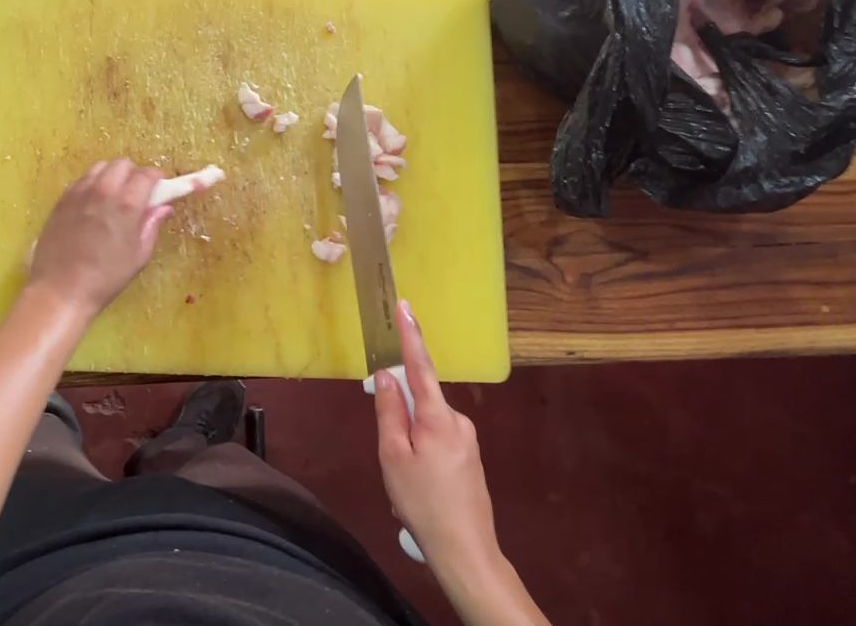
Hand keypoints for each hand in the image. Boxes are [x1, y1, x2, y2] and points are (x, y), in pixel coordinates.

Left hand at [27, 160, 172, 320]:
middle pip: (122, 164)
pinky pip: (82, 180)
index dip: (156, 178)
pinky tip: (93, 203)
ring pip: (100, 167)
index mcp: (126, 205)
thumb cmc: (105, 278)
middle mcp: (103, 191)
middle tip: (137, 192)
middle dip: (134, 173)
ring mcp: (79, 193)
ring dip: (112, 175)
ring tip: (114, 195)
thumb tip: (164, 208)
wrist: (60, 290)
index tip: (160, 186)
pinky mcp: (62, 199)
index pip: (146, 175)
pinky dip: (93, 184)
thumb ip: (152, 226)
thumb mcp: (138, 256)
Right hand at [373, 299, 499, 566]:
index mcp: (437, 416)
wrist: (465, 550)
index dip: (411, 335)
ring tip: (404, 487)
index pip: (420, 365)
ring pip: (424, 426)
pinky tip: (417, 490)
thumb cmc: (422, 501)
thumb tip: (386, 375)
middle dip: (398, 420)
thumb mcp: (392, 455)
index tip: (405, 306)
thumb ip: (388, 411)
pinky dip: (419, 457)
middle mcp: (457, 420)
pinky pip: (435, 443)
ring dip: (407, 445)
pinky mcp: (469, 457)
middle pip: (419, 400)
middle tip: (391, 461)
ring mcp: (466, 440)